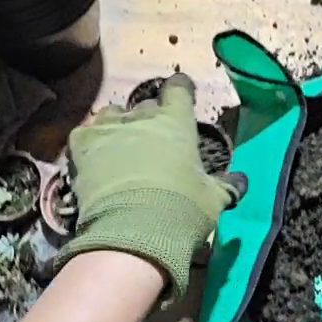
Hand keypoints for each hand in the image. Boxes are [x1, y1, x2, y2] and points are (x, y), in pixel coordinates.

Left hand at [57, 74, 244, 298]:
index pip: (178, 88)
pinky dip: (90, 142)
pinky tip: (93, 157)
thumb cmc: (182, 210)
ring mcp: (108, 128)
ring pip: (111, 114)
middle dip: (149, 119)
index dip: (180, 91)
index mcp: (176, 121)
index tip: (181, 100)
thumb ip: (226, 186)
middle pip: (145, 105)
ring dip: (117, 125)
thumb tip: (240, 181)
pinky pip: (84, 133)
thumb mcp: (213, 200)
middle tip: (153, 143)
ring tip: (120, 148)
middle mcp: (141, 116)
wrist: (133, 233)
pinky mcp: (81, 145)